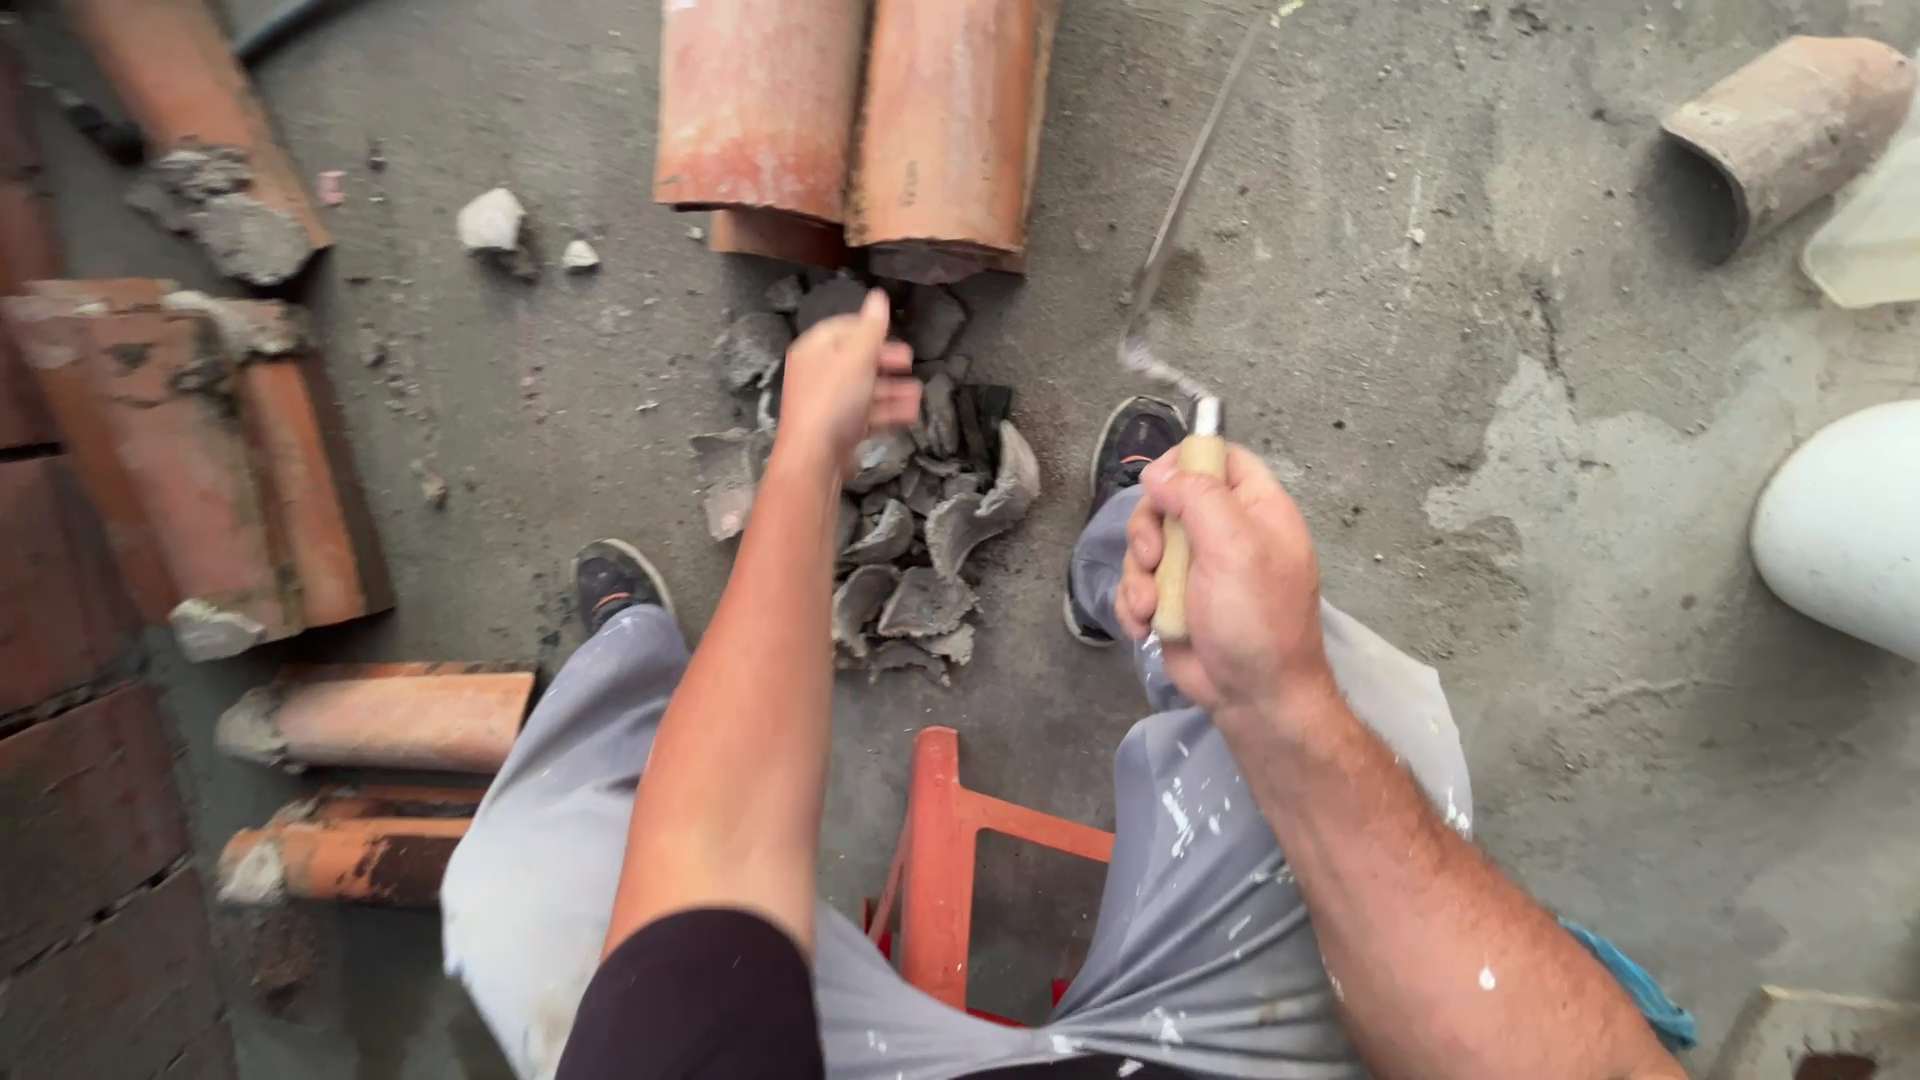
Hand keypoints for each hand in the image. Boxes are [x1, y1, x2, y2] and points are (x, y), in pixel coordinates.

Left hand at [776, 289, 920, 468]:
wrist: (814, 456)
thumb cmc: (833, 400)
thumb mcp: (856, 357)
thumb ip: (872, 328)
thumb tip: (879, 296)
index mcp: (815, 350)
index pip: (842, 328)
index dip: (869, 327)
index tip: (893, 331)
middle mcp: (819, 374)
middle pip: (855, 360)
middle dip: (885, 361)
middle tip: (909, 361)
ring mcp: (829, 404)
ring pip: (864, 390)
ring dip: (893, 389)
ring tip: (918, 392)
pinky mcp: (840, 429)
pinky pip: (867, 414)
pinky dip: (888, 411)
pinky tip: (911, 412)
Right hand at [1116, 445, 1339, 729]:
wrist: (1252, 697)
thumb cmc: (1255, 618)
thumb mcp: (1235, 547)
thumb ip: (1198, 498)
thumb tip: (1159, 472)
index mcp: (1255, 511)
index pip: (1221, 459)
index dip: (1187, 461)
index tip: (1159, 482)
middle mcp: (1224, 534)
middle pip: (1168, 501)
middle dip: (1148, 531)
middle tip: (1154, 558)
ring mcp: (1195, 569)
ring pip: (1145, 545)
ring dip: (1138, 577)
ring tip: (1152, 607)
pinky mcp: (1172, 600)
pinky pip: (1138, 584)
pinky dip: (1134, 603)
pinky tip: (1144, 625)